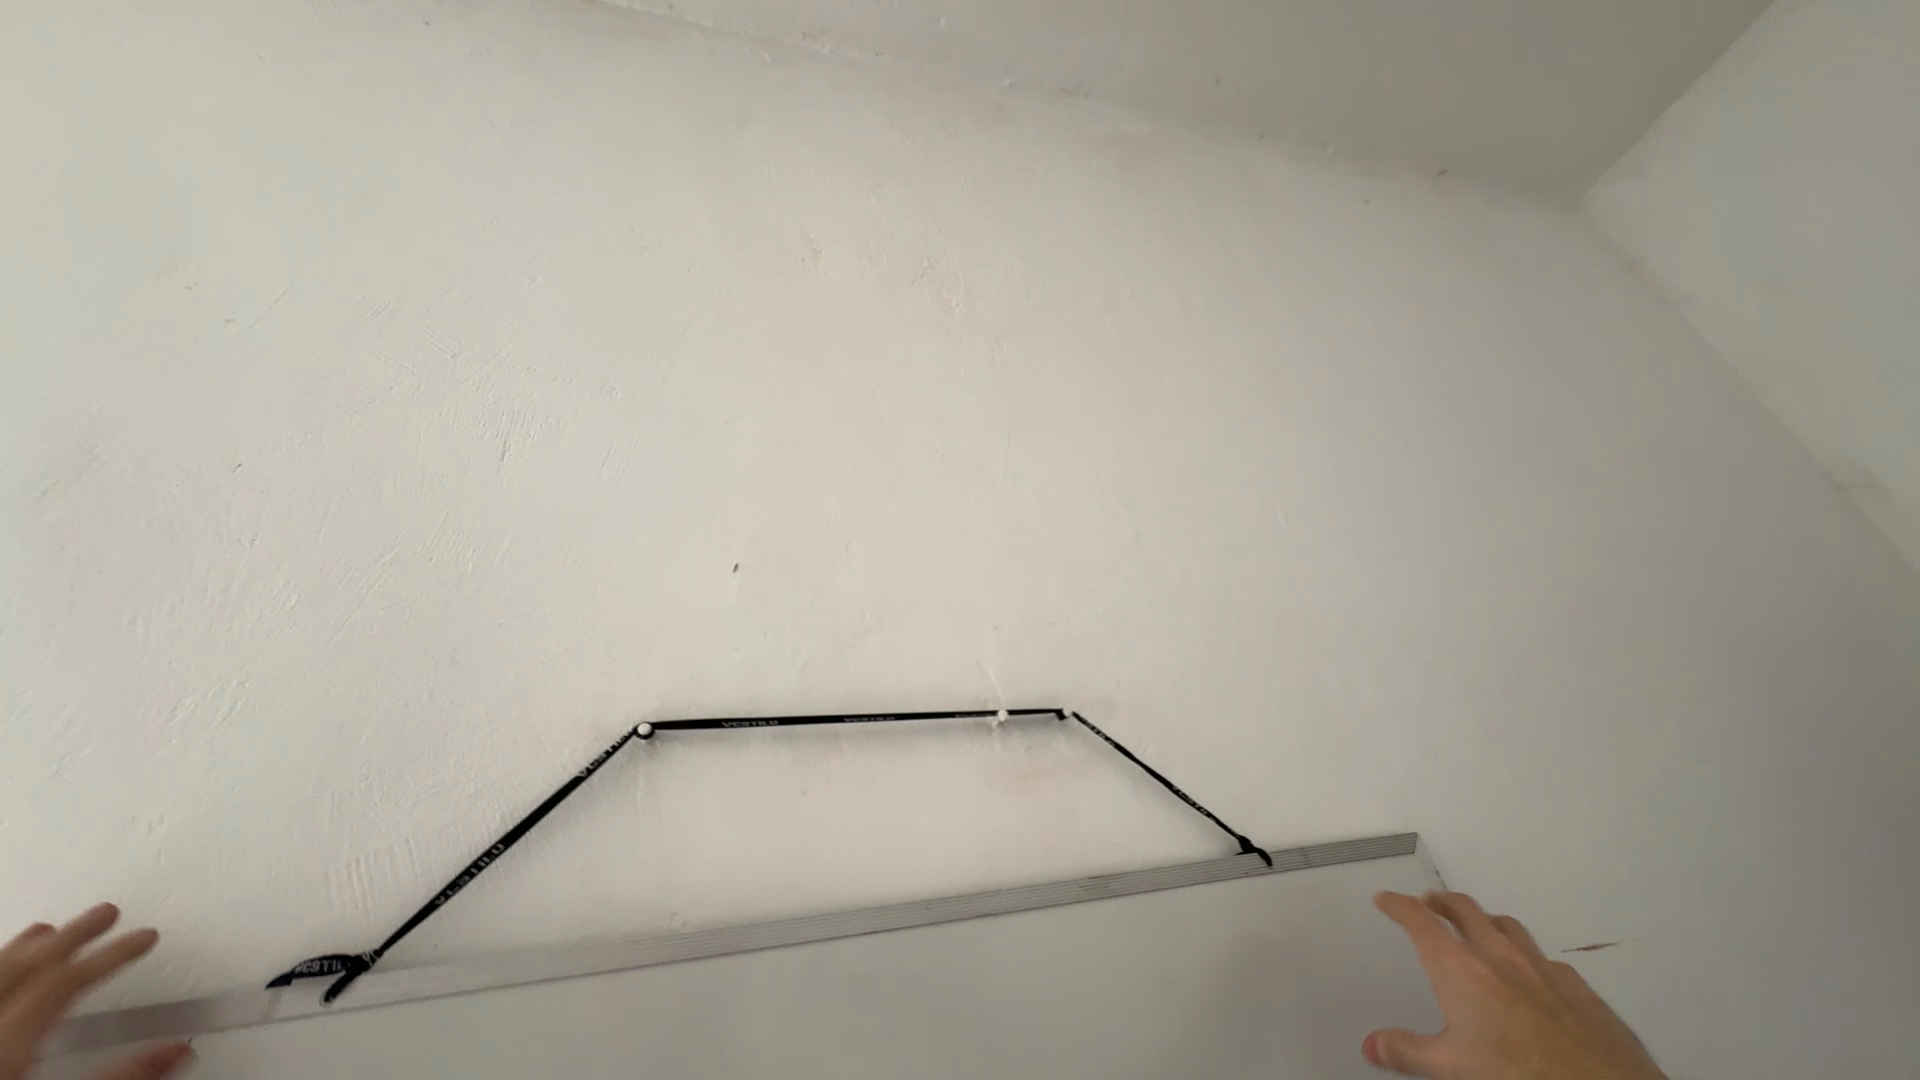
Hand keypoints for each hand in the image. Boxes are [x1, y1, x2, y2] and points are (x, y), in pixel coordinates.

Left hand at [0, 904, 192, 1079]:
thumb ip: (118, 1077)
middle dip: (67, 938)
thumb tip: (177, 1050)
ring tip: (44, 932)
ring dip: (16, 954)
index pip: (64, 982)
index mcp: (5, 1046)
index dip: (111, 954)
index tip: (144, 937)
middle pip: (17, 971)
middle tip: (104, 914)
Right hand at [1365, 891, 1664, 1079]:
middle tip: (1429, 902)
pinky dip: (1529, 958)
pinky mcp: (1581, 989)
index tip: (1386, 899)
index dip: (1398, 905)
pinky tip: (1534, 977)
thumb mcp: (1451, 1067)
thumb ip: (1407, 1051)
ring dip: (1485, 921)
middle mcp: (1497, 954)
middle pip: (1464, 909)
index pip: (1418, 919)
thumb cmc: (1516, 1073)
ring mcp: (1543, 968)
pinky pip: (1547, 960)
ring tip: (1478, 928)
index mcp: (1458, 966)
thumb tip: (1370, 1046)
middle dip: (1442, 902)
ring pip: (1507, 926)